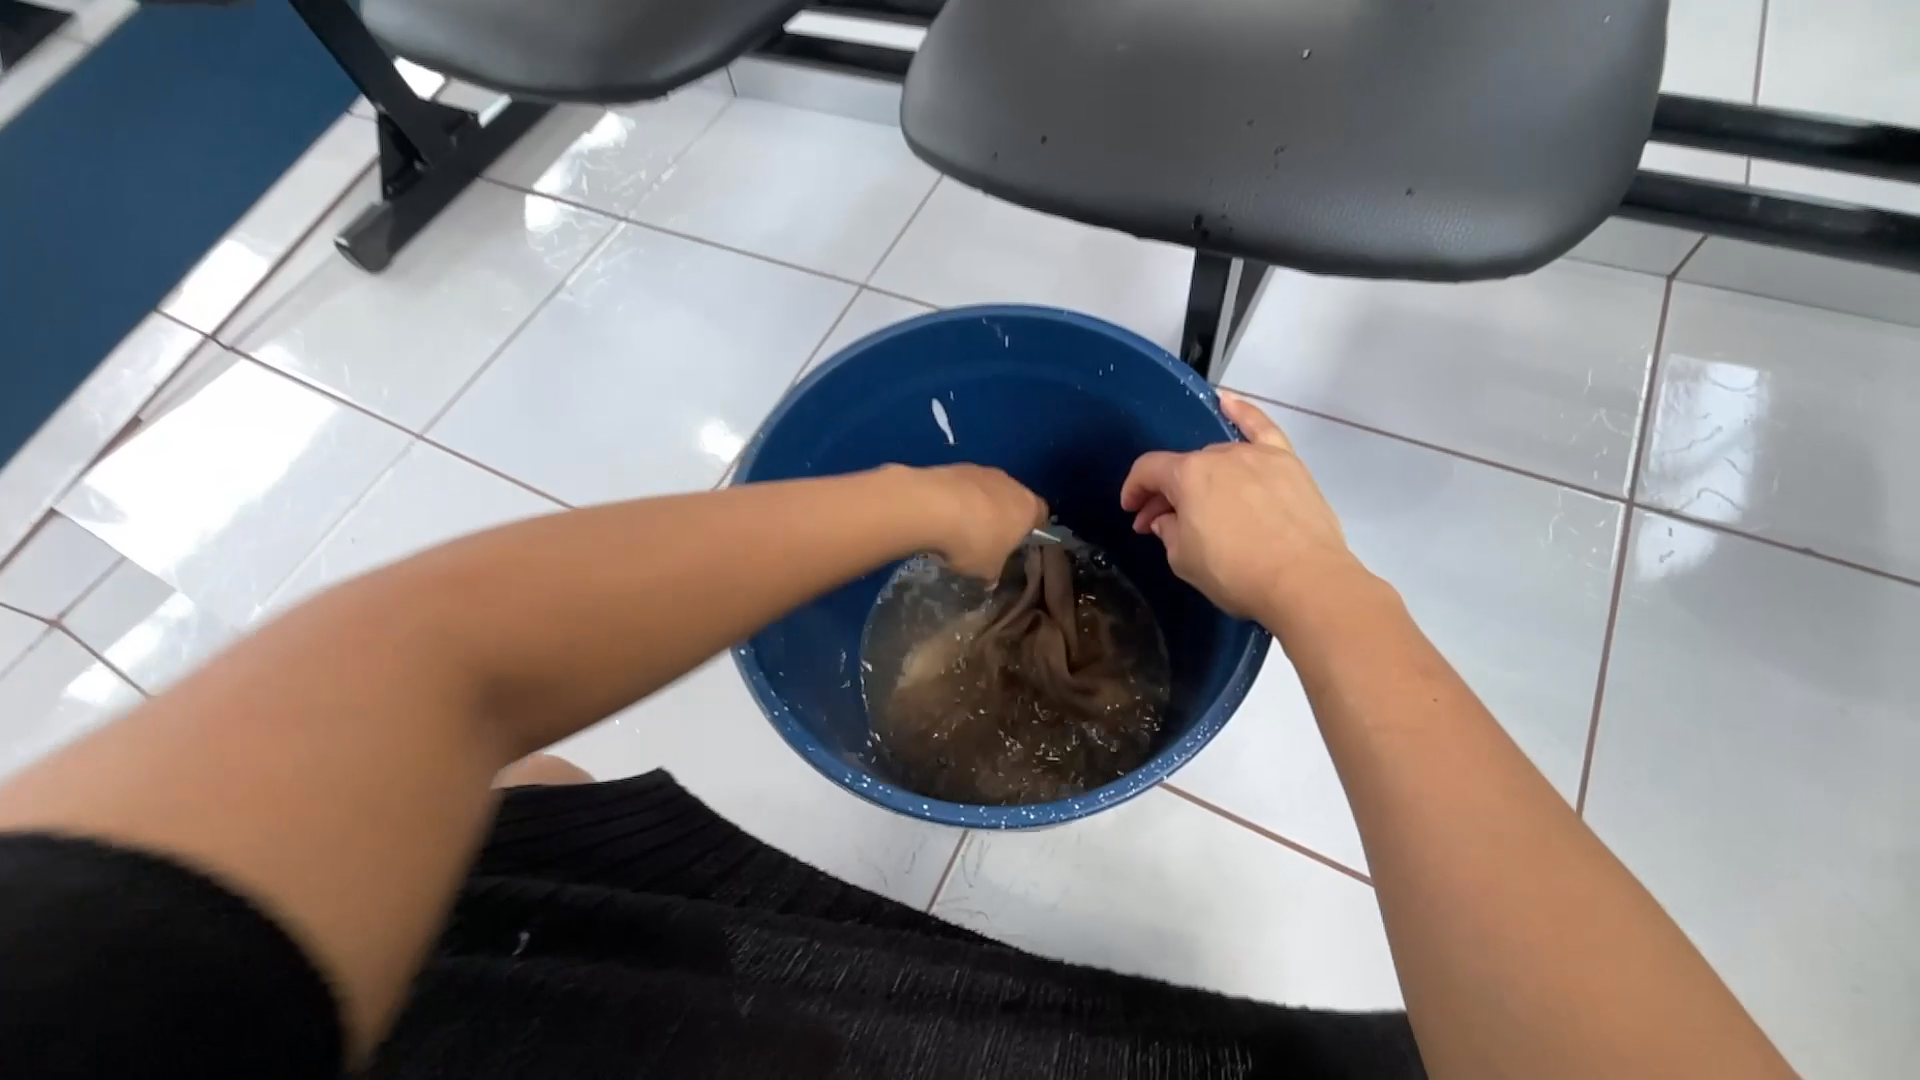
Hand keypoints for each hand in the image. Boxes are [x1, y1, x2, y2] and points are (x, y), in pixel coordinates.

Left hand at [908, 464, 1048, 579]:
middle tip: (986, 540)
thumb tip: (991, 578)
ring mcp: (981, 471)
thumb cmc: (973, 542)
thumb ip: (994, 572)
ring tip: (957, 528)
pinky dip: (955, 498)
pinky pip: (961, 486)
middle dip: (1001, 517)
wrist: (931, 507)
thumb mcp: (987, 570)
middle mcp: (1010, 483)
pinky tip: (940, 516)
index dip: (1031, 529)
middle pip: (1013, 499)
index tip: (1017, 543)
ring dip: (976, 506)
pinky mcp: (954, 466)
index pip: (1041, 514)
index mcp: (1028, 507)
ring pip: (986, 490)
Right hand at [1120, 394, 1365, 619]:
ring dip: (1201, 476)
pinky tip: (1227, 402)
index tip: (1132, 513)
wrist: (1304, 581)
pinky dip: (1242, 413)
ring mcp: (1257, 455)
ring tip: (1200, 502)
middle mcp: (1219, 456)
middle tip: (1164, 523)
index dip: (1133, 491)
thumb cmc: (1236, 573)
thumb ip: (1168, 532)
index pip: (1148, 471)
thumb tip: (1166, 520)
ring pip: (1217, 457)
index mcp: (1187, 476)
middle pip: (1183, 467)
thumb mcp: (1183, 560)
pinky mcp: (1287, 462)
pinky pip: (1261, 427)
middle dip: (1167, 493)